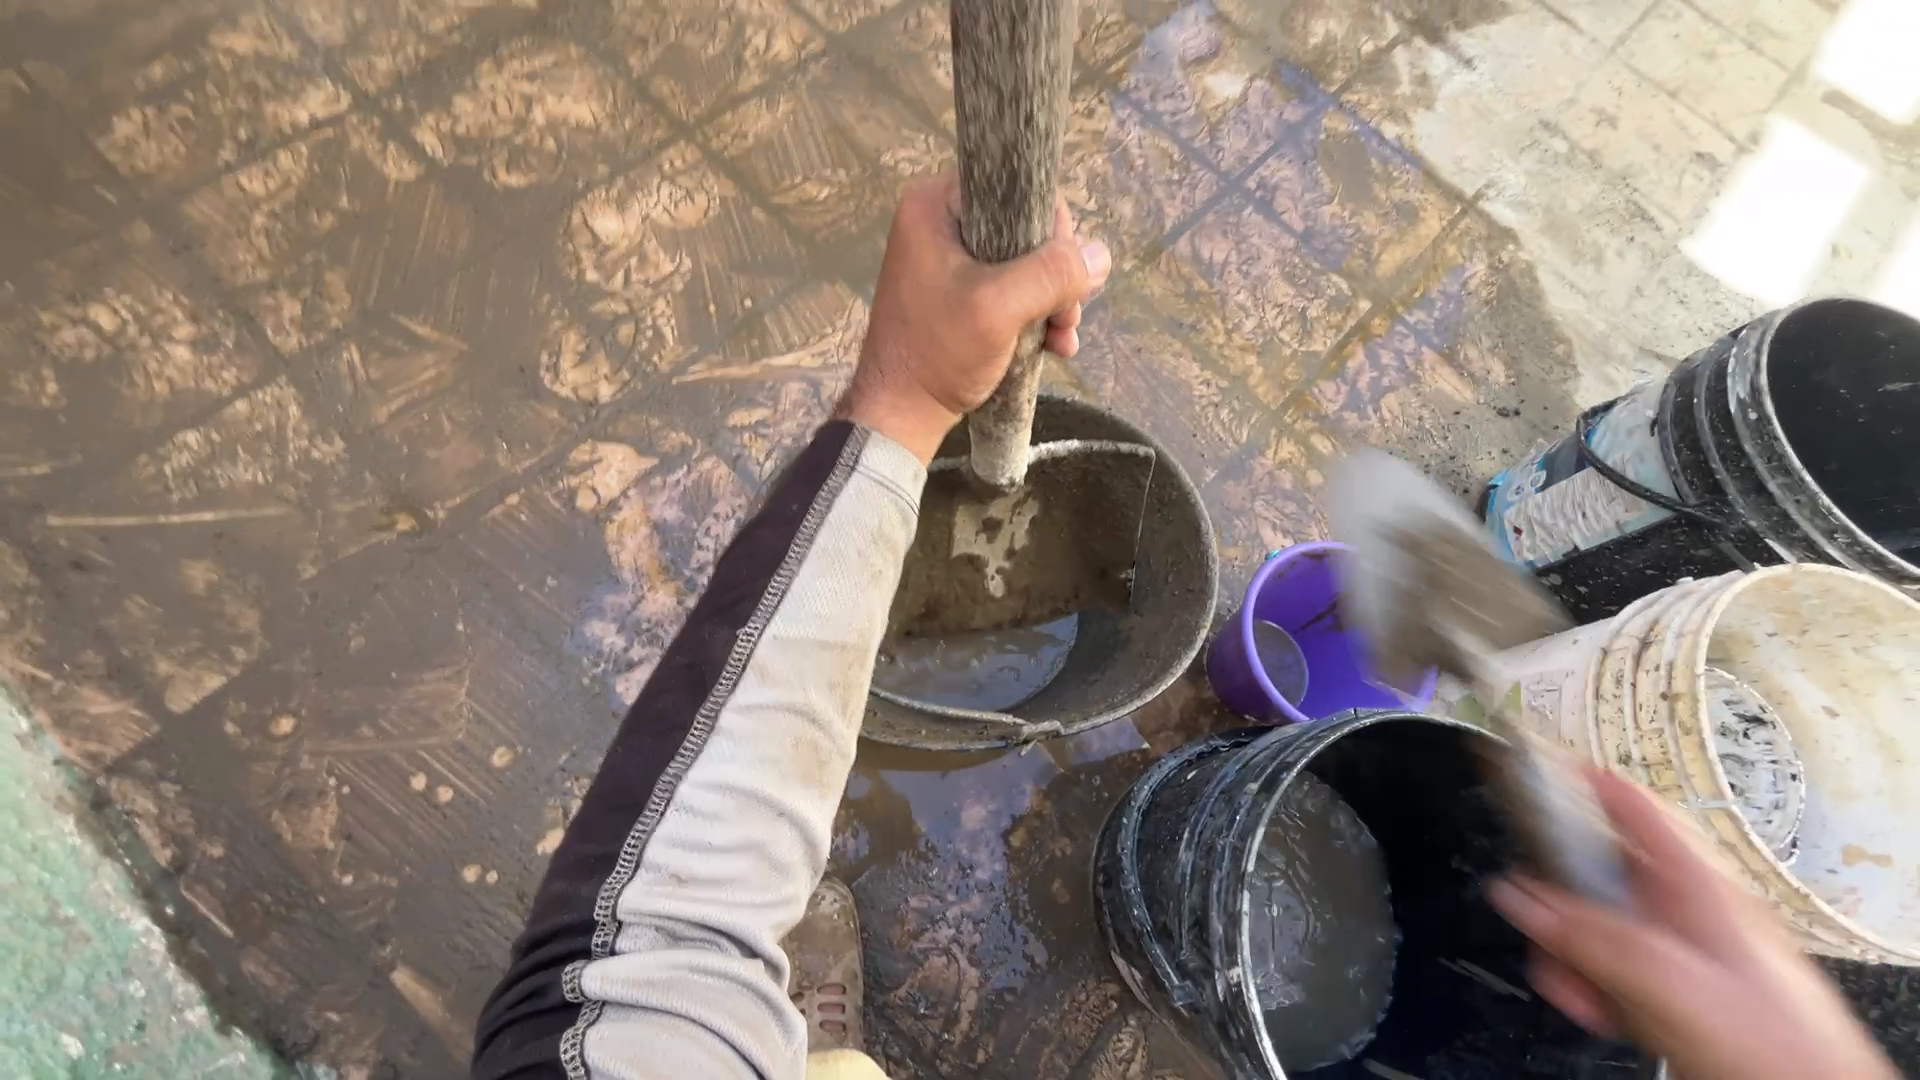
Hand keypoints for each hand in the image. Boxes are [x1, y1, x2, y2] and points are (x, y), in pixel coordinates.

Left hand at [838, 172, 1111, 463]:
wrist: (900, 412)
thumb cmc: (937, 353)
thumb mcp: (999, 308)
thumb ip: (1052, 275)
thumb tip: (1102, 255)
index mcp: (934, 205)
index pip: (1014, 190)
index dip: (1051, 229)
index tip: (1064, 273)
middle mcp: (941, 226)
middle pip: (1025, 231)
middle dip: (1056, 277)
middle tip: (1066, 315)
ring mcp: (950, 265)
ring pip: (1024, 267)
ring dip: (1053, 302)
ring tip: (1062, 338)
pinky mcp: (959, 299)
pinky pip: (1012, 294)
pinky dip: (1036, 318)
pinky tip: (1055, 346)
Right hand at [1489, 769, 1895, 1079]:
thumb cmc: (1785, 1053)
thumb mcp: (1670, 979)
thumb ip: (1587, 933)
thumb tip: (1516, 894)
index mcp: (1698, 887)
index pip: (1634, 807)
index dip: (1584, 780)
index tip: (1535, 765)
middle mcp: (1681, 910)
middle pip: (1591, 869)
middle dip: (1551, 895)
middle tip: (1537, 917)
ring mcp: (1671, 948)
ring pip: (1586, 919)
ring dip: (1562, 947)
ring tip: (1571, 981)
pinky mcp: (1662, 985)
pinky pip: (1596, 960)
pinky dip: (1579, 978)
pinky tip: (1588, 1002)